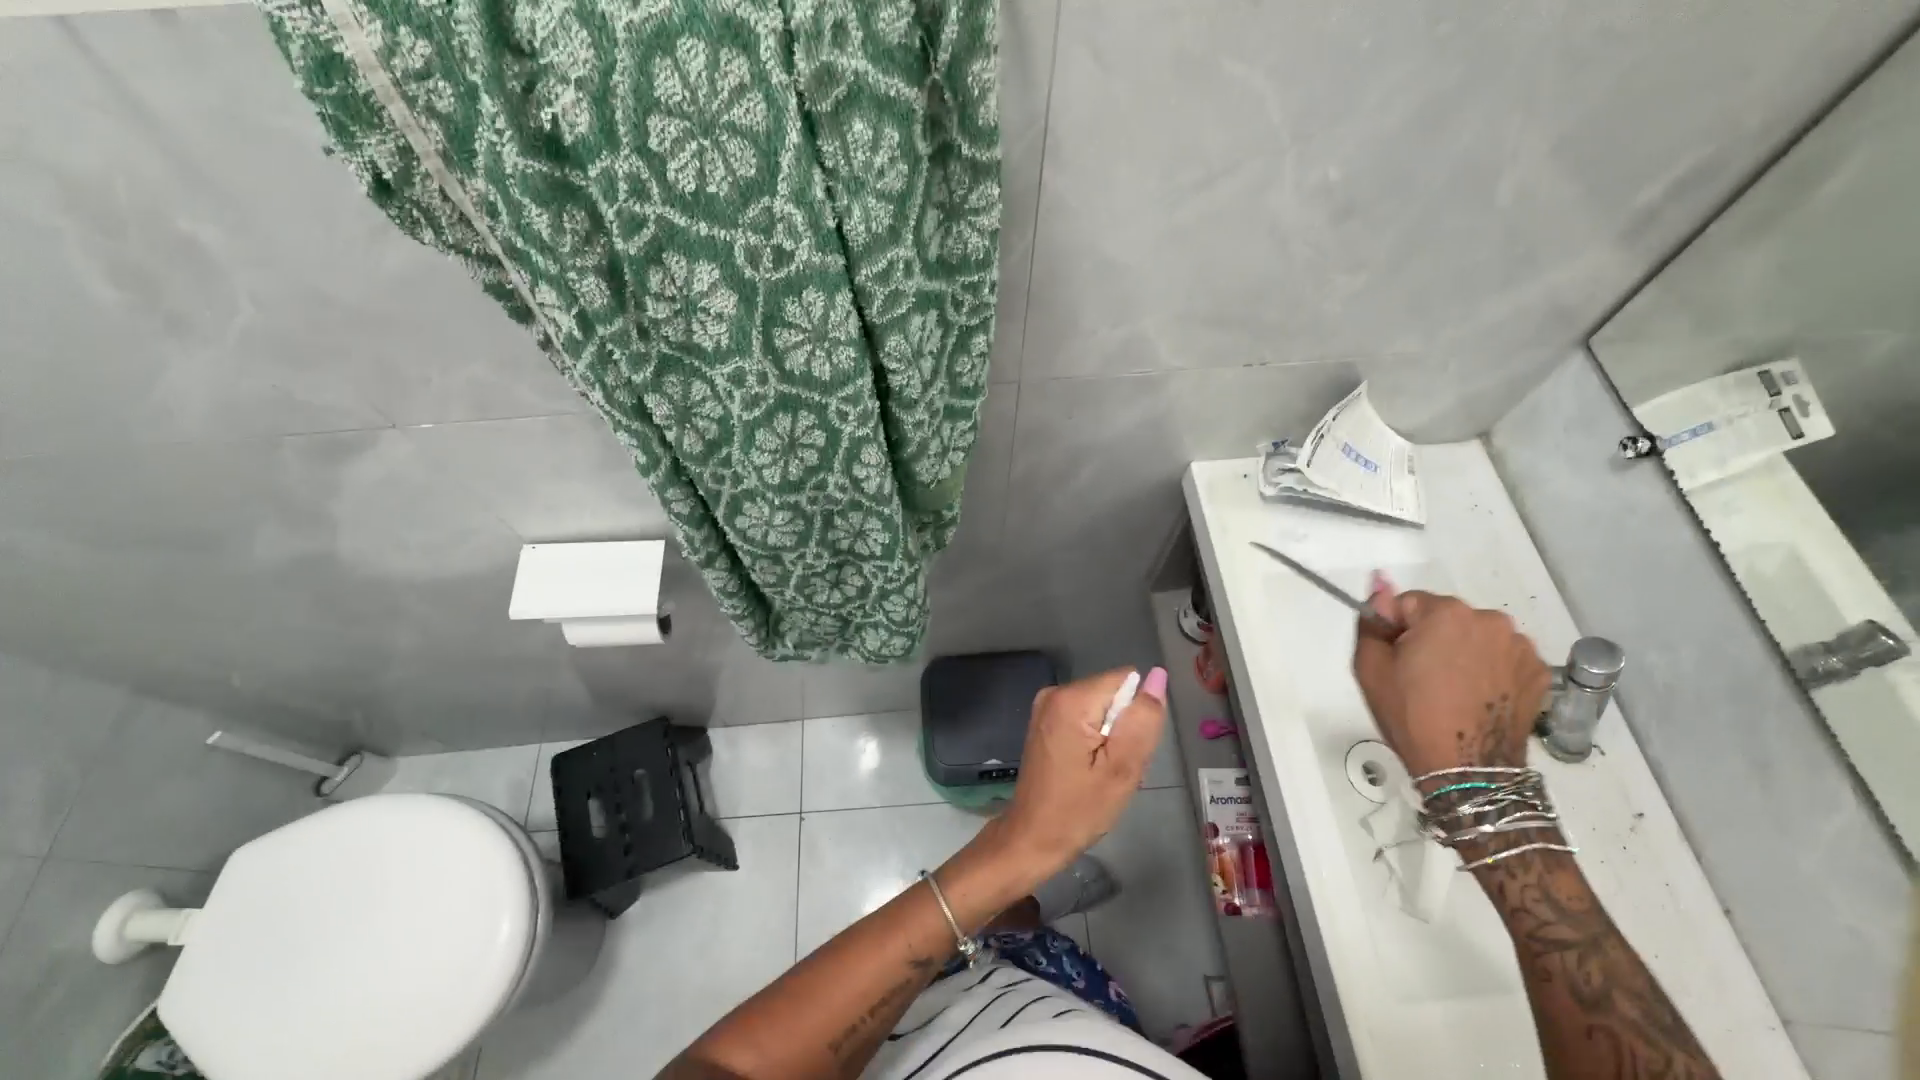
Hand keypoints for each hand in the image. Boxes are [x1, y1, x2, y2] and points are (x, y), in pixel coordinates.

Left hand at [993, 668, 1167, 880]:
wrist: (1033, 838)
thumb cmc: (1079, 810)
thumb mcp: (1122, 769)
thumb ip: (1143, 720)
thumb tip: (1158, 676)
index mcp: (1072, 699)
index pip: (1127, 682)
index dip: (1136, 717)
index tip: (1125, 751)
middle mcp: (1055, 693)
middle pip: (1113, 695)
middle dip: (1123, 729)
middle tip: (1113, 769)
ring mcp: (1046, 707)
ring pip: (1102, 709)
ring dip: (1111, 739)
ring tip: (1101, 773)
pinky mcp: (1044, 723)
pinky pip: (1085, 720)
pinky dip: (1094, 743)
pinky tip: (1088, 771)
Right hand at [1351, 579, 1550, 785]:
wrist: (1467, 770)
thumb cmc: (1411, 716)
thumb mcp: (1370, 668)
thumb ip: (1372, 621)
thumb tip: (1380, 585)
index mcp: (1446, 613)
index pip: (1407, 603)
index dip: (1396, 631)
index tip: (1398, 662)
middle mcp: (1490, 619)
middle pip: (1446, 618)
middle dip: (1433, 639)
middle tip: (1422, 680)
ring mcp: (1520, 646)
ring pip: (1477, 637)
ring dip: (1464, 653)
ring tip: (1454, 692)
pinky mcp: (1538, 672)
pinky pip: (1503, 658)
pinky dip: (1490, 671)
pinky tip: (1479, 698)